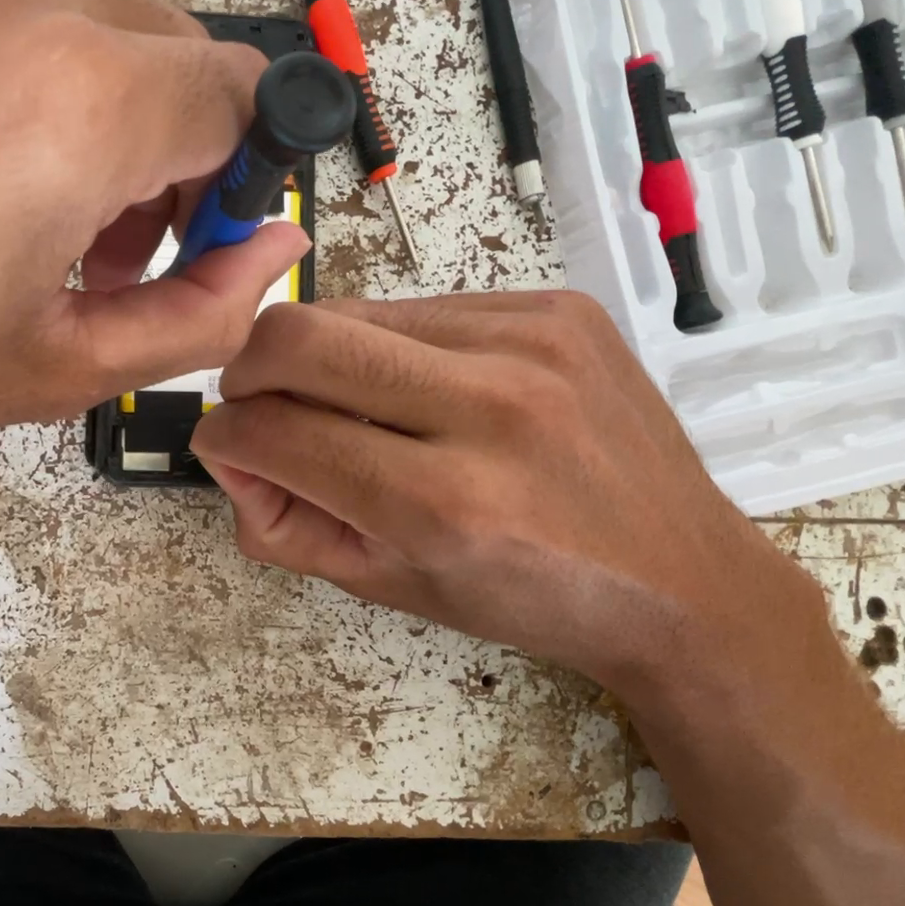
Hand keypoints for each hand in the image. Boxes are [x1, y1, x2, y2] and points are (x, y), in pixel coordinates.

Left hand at [0, 0, 306, 553]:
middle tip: (94, 239)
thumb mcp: (60, 370)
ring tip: (13, 202)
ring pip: (75, 4)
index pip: (236, 96)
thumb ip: (200, 312)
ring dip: (82, 95)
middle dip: (160, 140)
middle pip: (164, 42)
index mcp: (81, 98)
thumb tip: (273, 249)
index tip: (184, 237)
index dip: (229, 178)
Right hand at [191, 293, 825, 691]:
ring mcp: (529, 340)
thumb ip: (280, 524)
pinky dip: (385, 347)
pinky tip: (418, 392)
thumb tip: (229, 449)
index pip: (273, 432)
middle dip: (246, 373)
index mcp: (442, 503)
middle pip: (295, 336)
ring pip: (349, 310)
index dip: (224, 439)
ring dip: (317, 360)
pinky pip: (416, 307)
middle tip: (260, 410)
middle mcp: (487, 406)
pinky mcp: (555, 306)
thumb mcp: (383, 586)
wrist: (681, 579)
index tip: (229, 450)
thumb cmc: (521, 599)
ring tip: (350, 409)